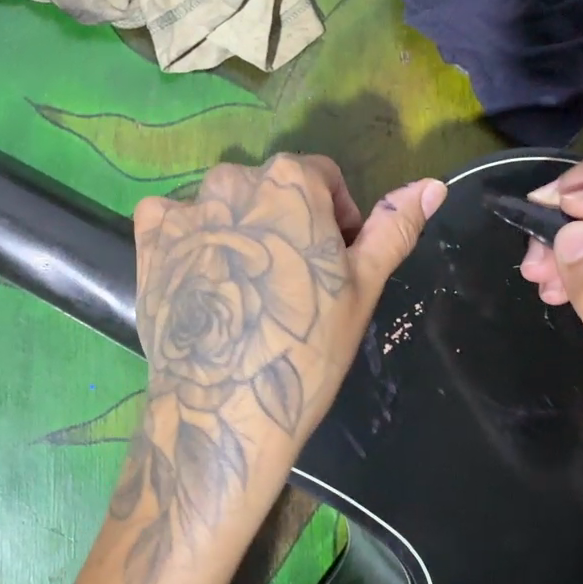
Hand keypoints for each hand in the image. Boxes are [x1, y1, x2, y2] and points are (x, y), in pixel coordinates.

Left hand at [114, 155, 444, 583]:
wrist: (225, 405)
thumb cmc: (307, 346)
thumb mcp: (362, 286)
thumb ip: (394, 227)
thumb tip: (432, 184)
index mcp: (291, 180)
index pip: (321, 178)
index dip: (333, 218)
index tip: (331, 264)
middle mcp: (233, 178)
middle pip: (268, 190)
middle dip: (284, 223)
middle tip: (289, 284)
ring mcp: (186, 206)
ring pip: (221, 206)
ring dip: (236, 232)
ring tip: (244, 292)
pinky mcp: (150, 237)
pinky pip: (171, 220)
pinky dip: (186, 239)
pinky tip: (200, 280)